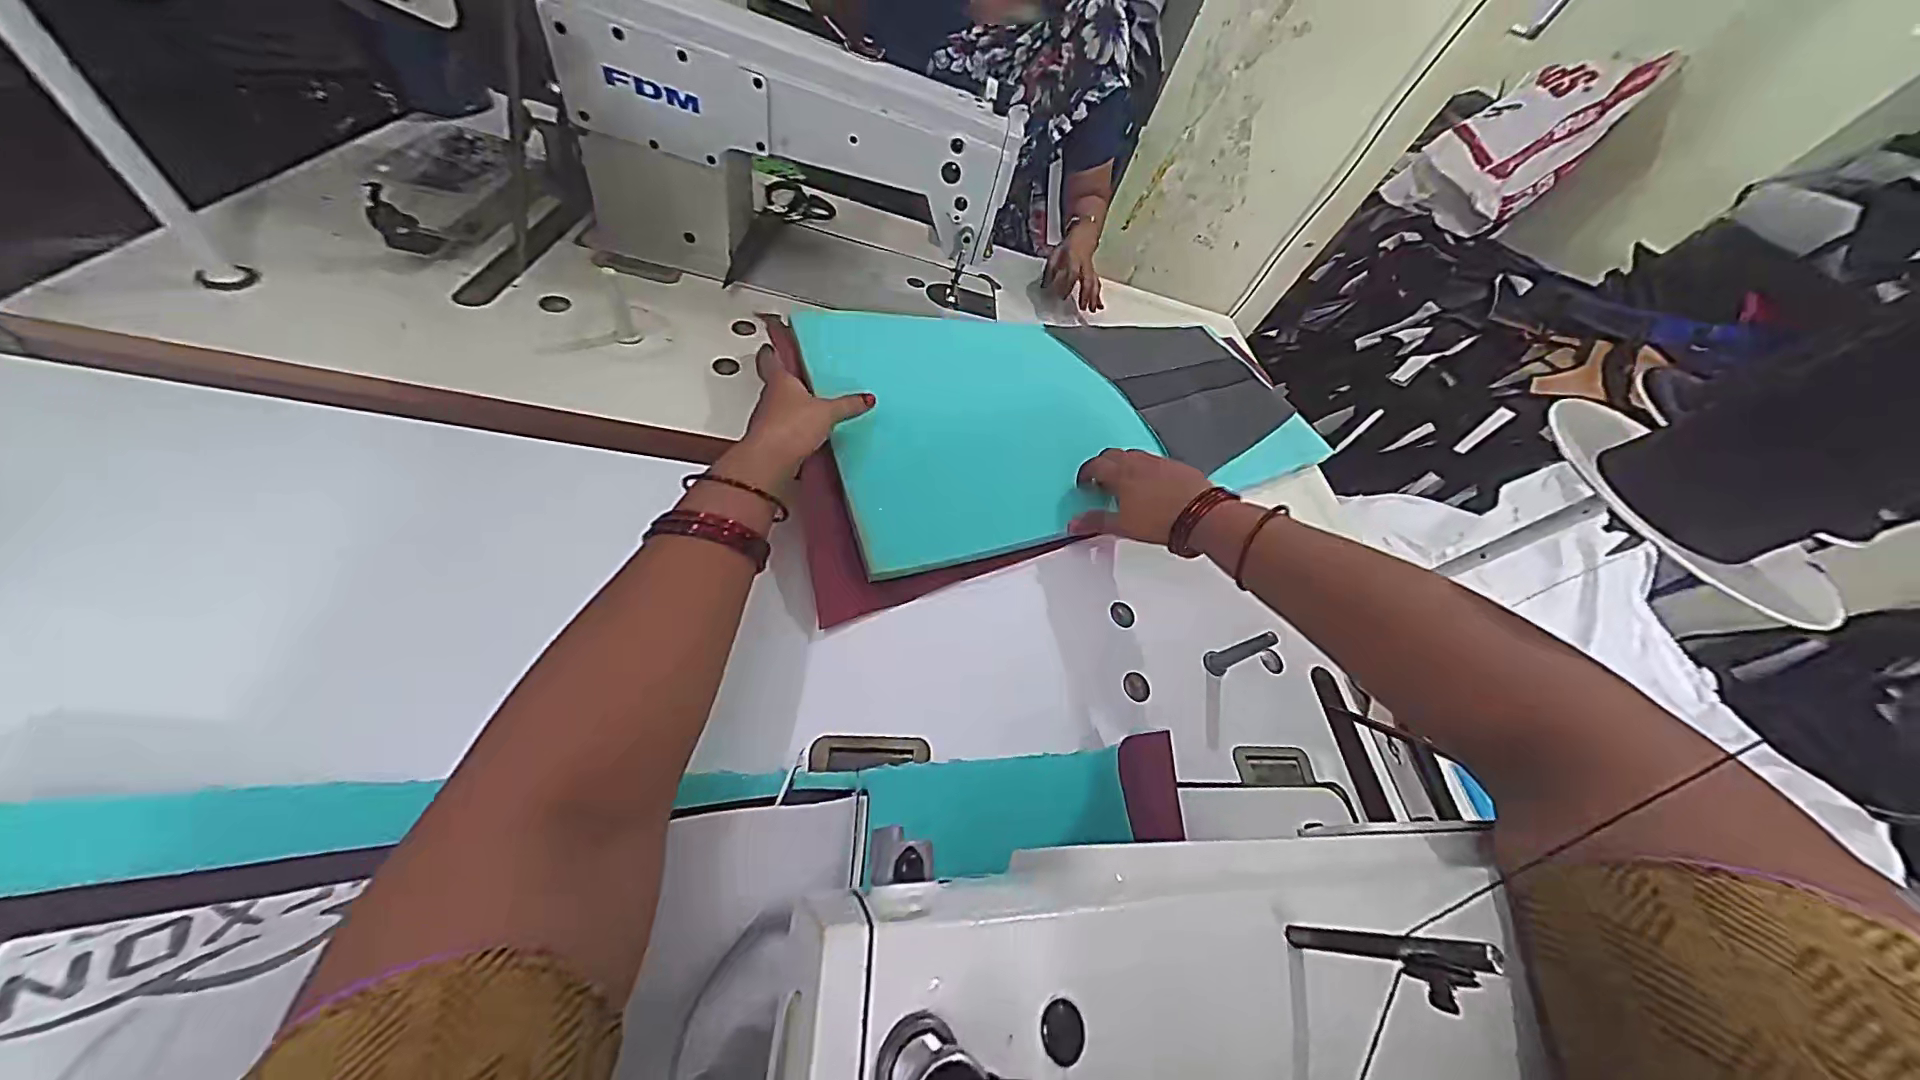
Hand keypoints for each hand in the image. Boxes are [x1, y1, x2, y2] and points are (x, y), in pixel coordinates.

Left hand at [725, 345, 873, 488]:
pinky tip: (805, 433)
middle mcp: (769, 397)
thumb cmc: (789, 428)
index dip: (771, 351)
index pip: (770, 358)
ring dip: (791, 406)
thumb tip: (865, 399)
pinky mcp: (771, 439)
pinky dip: (793, 428)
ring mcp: (767, 419)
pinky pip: (784, 429)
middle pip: (775, 383)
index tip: (772, 346)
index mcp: (779, 380)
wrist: (770, 460)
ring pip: (778, 406)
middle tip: (799, 378)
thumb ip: (847, 405)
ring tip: (807, 407)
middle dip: (787, 381)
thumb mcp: (827, 413)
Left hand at [1044, 220, 1104, 311]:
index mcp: (1074, 260)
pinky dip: (1098, 296)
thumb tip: (1044, 287)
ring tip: (1093, 310)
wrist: (1083, 236)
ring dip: (1095, 298)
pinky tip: (1099, 306)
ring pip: (1095, 284)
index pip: (1072, 274)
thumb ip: (1049, 272)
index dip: (1067, 286)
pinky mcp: (1093, 273)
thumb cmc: (1067, 248)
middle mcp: (1084, 266)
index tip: (1062, 297)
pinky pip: (1097, 285)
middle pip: (1087, 281)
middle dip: (1086, 295)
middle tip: (1083, 308)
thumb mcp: (1055, 256)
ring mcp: (1090, 270)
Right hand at [1069, 448, 1211, 543]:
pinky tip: (1150, 486)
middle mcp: (1138, 462)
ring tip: (1125, 484)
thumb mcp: (1123, 526)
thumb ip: (1097, 522)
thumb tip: (1077, 523)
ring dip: (1124, 466)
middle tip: (1101, 481)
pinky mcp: (1176, 466)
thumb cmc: (1164, 519)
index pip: (1095, 466)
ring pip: (1134, 456)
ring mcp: (1159, 462)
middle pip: (1112, 455)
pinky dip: (1145, 470)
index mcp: (1120, 473)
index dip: (1086, 474)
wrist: (1201, 515)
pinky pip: (1154, 462)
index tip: (1085, 483)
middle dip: (1103, 466)